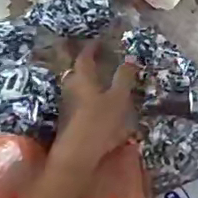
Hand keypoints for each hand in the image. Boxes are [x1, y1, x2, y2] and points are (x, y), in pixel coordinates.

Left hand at [49, 42, 138, 174]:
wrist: (76, 156)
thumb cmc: (99, 123)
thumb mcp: (118, 99)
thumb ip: (124, 78)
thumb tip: (130, 58)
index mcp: (82, 78)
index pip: (85, 57)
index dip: (92, 47)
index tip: (99, 41)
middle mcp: (70, 87)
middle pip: (77, 71)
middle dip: (88, 64)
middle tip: (101, 60)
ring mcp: (67, 105)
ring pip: (77, 87)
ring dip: (88, 82)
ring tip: (103, 82)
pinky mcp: (68, 120)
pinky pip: (78, 101)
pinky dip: (88, 97)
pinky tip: (98, 105)